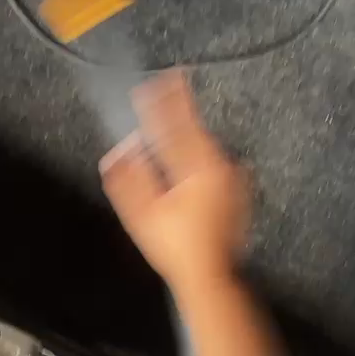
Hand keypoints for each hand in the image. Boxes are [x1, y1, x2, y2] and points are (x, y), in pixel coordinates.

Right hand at [100, 72, 250, 290]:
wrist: (211, 276)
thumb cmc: (175, 246)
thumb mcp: (143, 214)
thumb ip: (128, 180)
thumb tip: (116, 152)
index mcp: (196, 169)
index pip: (176, 125)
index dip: (163, 101)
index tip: (156, 79)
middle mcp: (219, 168)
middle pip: (194, 131)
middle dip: (178, 111)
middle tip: (171, 84)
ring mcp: (233, 181)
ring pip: (206, 148)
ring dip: (189, 135)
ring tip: (176, 117)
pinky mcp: (238, 193)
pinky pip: (215, 164)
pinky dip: (200, 157)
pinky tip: (190, 162)